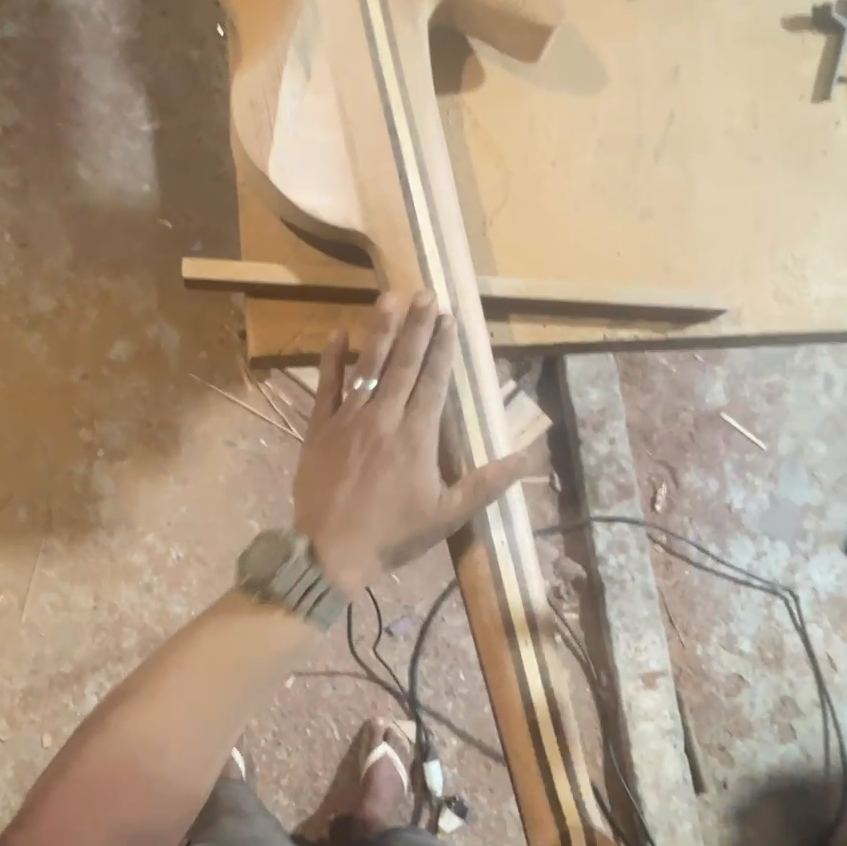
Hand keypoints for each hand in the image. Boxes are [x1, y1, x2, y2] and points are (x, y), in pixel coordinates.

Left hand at [292, 291, 528, 596]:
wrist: (331, 551)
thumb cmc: (392, 535)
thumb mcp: (447, 515)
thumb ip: (486, 483)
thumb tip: (527, 458)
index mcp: (417, 436)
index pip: (434, 381)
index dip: (442, 348)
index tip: (450, 318)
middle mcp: (384, 418)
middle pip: (403, 364)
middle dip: (416, 327)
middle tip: (425, 294)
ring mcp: (348, 420)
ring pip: (367, 367)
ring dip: (379, 331)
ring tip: (390, 298)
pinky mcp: (319, 430)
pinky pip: (324, 387)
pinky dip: (331, 360)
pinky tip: (337, 334)